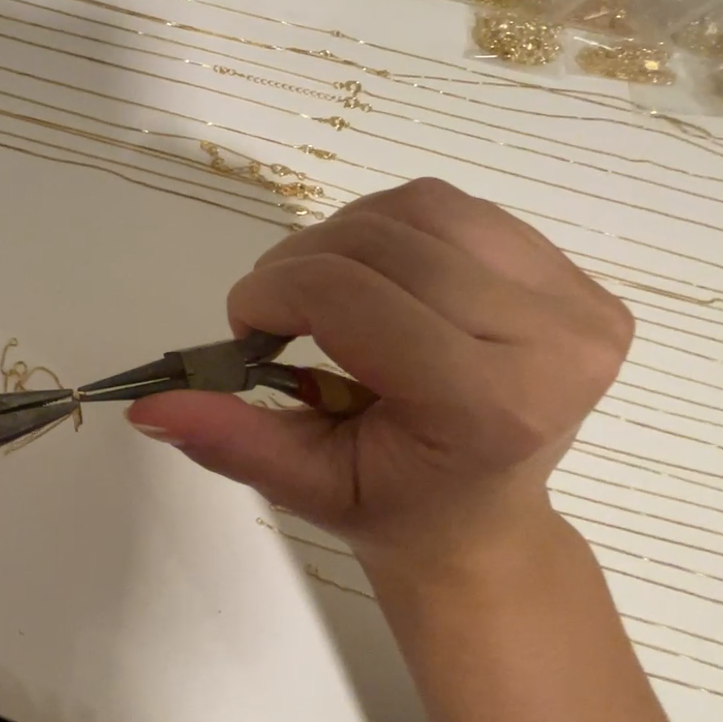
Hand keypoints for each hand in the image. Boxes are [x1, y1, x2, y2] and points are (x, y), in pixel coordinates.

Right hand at [126, 178, 633, 575]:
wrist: (480, 513)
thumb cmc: (385, 503)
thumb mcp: (297, 482)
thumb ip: (226, 439)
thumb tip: (144, 407)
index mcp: (488, 407)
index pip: (347, 297)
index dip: (269, 296)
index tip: (246, 331)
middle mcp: (554, 344)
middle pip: (375, 243)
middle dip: (293, 267)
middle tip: (275, 314)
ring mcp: (578, 302)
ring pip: (413, 209)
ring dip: (338, 238)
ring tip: (323, 291)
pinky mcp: (578, 277)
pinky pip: (449, 207)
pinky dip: (385, 225)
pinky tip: (375, 275)